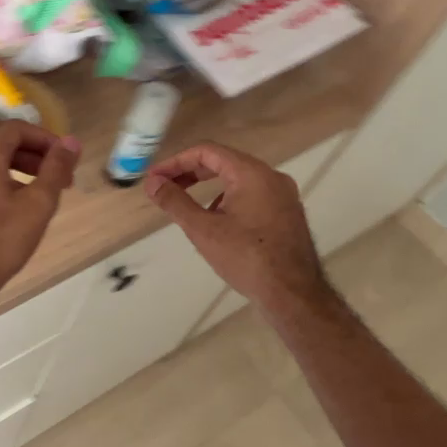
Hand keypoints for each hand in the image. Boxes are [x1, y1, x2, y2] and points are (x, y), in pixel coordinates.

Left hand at [0, 123, 80, 311]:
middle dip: (31, 158)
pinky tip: (5, 214)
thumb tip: (71, 142)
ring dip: (13, 175)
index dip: (44, 138)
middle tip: (56, 179)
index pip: (16, 129)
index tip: (63, 156)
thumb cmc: (1, 240)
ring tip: (34, 198)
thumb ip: (56, 168)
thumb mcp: (39, 203)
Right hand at [142, 141, 334, 316]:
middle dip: (191, 173)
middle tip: (165, 187)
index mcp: (252, 173)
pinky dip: (229, 199)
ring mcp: (284, 195)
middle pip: (224, 162)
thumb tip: (152, 183)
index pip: (207, 152)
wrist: (293, 293)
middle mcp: (271, 176)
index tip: (155, 178)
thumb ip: (175, 202)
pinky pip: (253, 194)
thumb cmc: (246, 258)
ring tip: (190, 207)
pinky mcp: (288, 213)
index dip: (176, 162)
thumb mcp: (203, 229)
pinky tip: (219, 224)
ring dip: (210, 187)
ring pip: (239, 179)